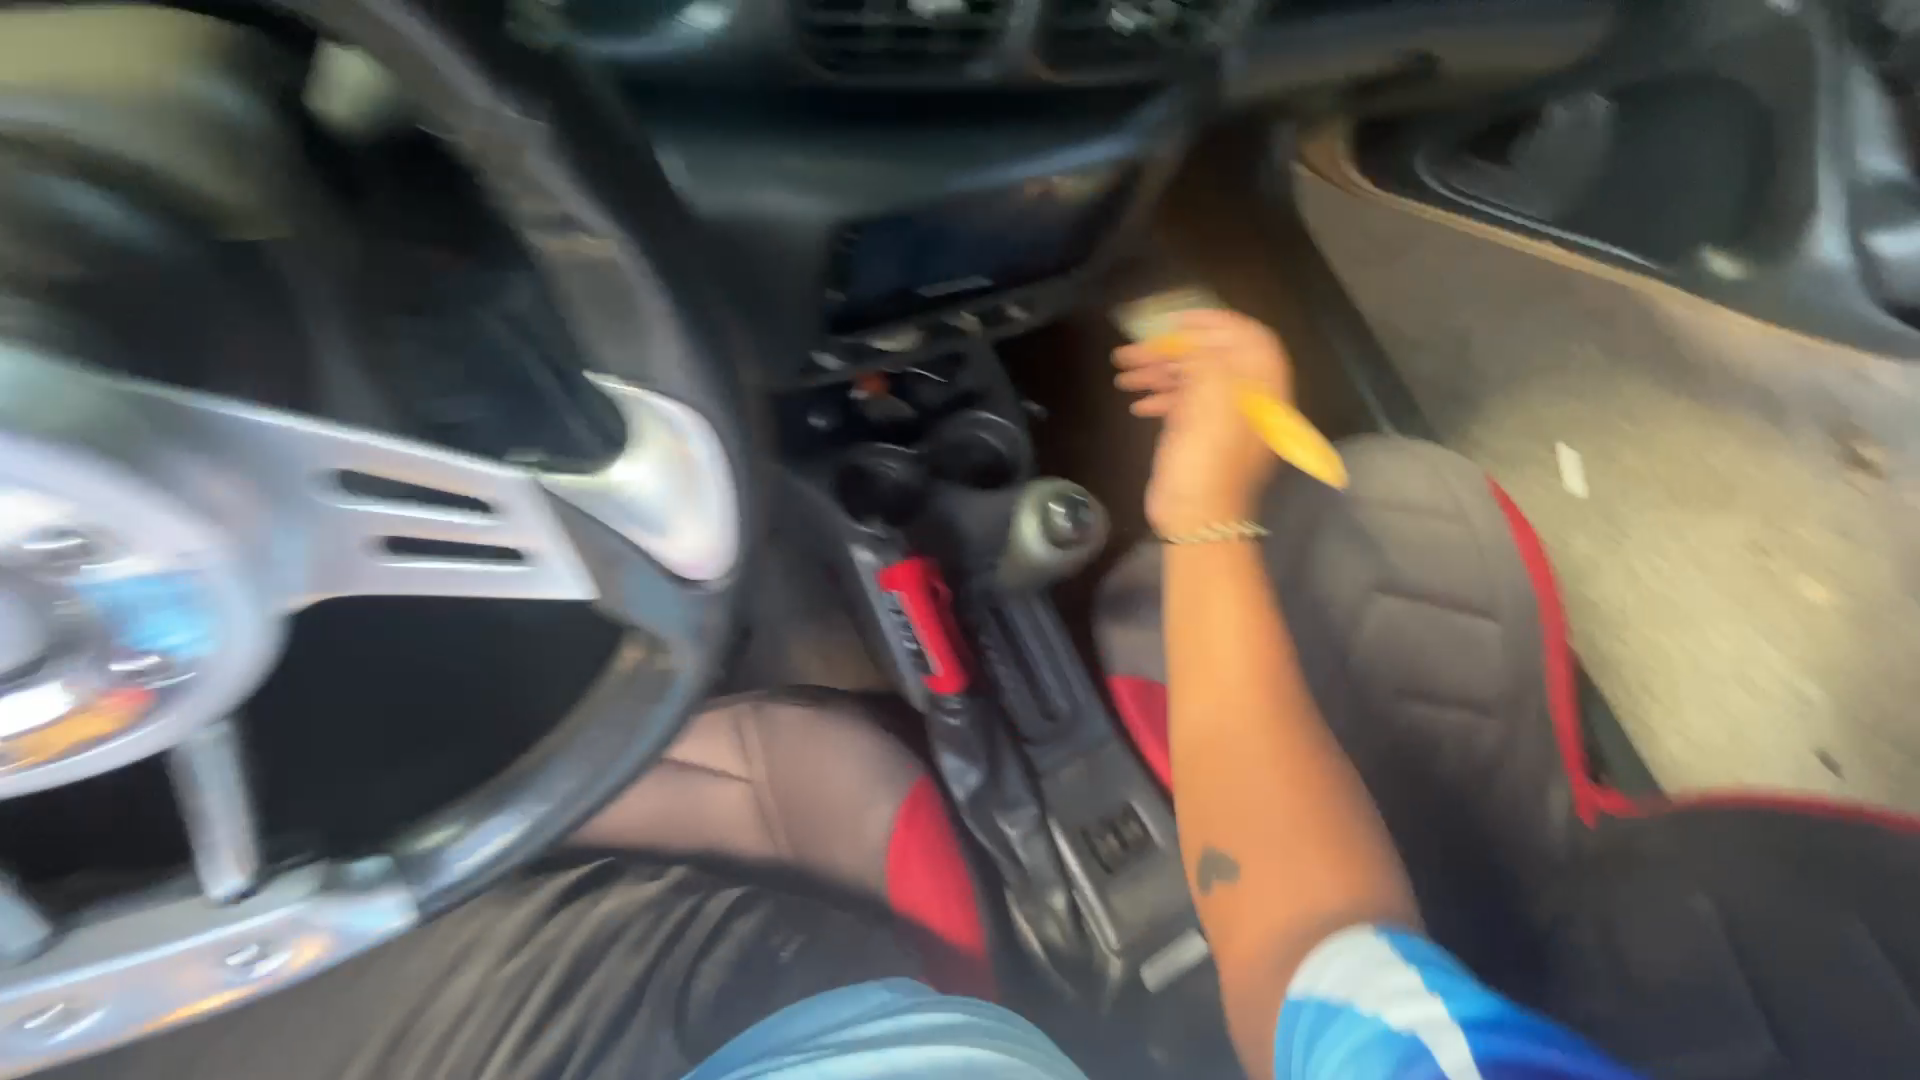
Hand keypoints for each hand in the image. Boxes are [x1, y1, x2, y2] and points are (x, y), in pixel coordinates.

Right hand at [1112, 310, 1293, 535]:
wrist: (1196, 517)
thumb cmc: (1207, 459)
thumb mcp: (1210, 399)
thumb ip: (1205, 360)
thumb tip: (1188, 343)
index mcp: (1261, 389)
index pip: (1248, 338)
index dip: (1216, 323)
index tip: (1177, 319)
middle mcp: (1246, 400)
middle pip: (1212, 359)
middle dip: (1171, 351)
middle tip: (1132, 351)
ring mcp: (1223, 421)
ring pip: (1193, 382)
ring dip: (1159, 373)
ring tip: (1124, 375)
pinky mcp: (1200, 439)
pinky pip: (1183, 408)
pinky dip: (1160, 399)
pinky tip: (1137, 404)